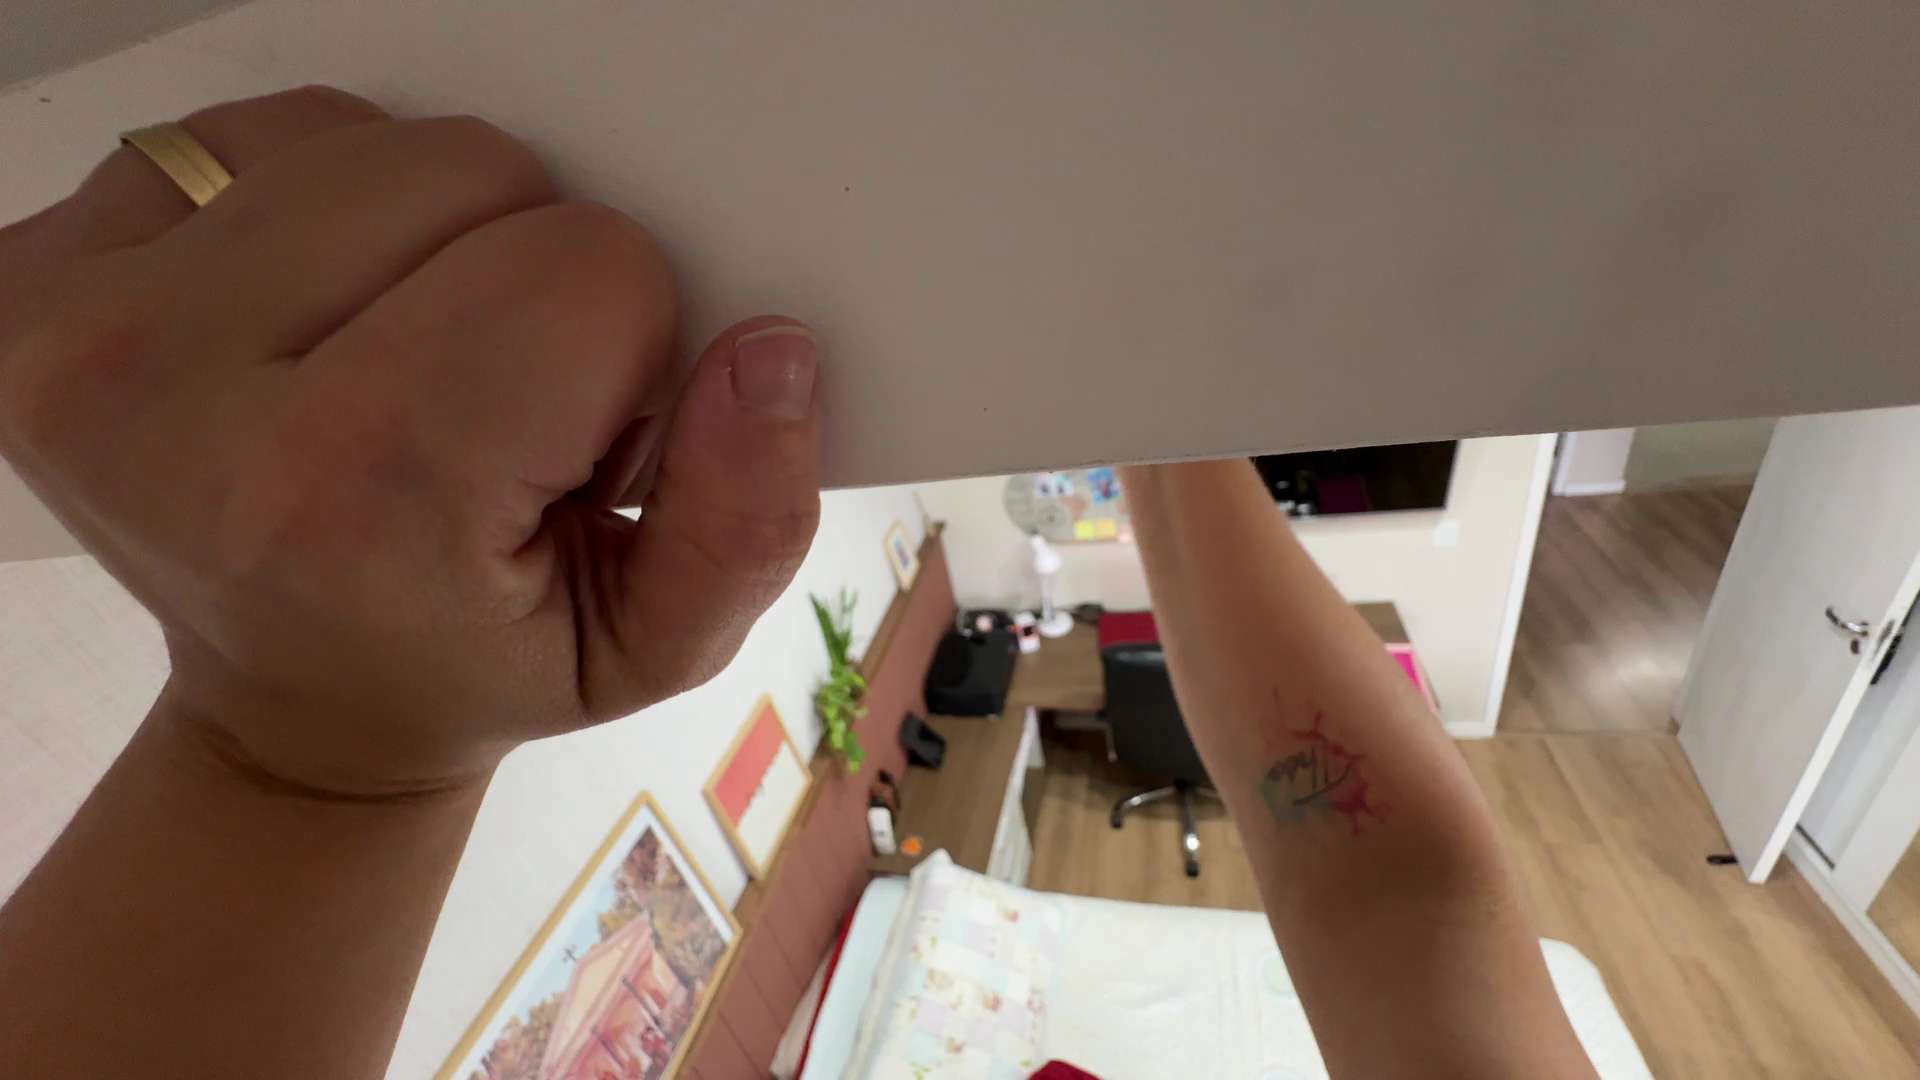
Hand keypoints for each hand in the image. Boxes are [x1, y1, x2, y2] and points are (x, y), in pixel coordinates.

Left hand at [0, 87, 822, 794]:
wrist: (311, 697)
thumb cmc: (498, 668)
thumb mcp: (666, 645)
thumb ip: (748, 526)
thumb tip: (776, 354)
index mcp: (360, 503)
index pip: (587, 273)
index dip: (641, 341)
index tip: (600, 432)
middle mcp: (172, 394)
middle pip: (487, 177)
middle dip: (556, 282)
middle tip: (528, 405)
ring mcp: (75, 318)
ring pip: (390, 139)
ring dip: (468, 242)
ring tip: (453, 367)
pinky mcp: (33, 267)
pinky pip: (279, 131)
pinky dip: (362, 210)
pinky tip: (369, 320)